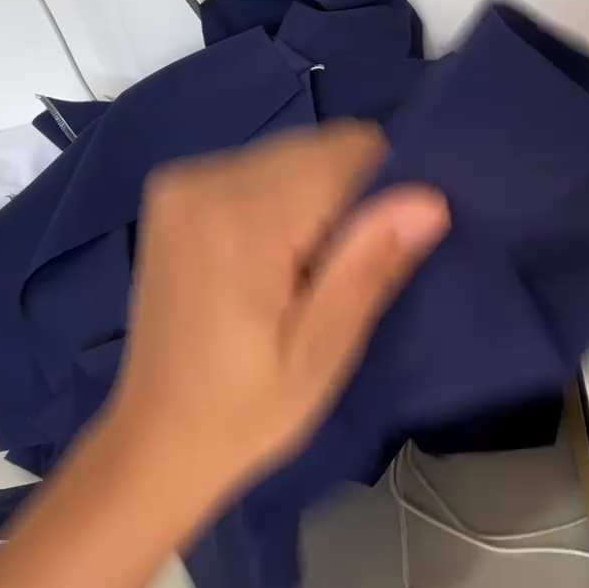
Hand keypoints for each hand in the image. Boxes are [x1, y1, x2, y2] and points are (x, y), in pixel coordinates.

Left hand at [97, 121, 448, 536]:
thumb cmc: (249, 409)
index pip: (351, 152)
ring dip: (322, 203)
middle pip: (321, 148)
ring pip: (296, 156)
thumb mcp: (324, 350)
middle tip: (342, 278)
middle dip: (353, 199)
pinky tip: (280, 265)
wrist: (159, 439)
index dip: (387, 194)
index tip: (384, 256)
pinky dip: (289, 206)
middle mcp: (204, 179)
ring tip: (310, 276)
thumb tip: (430, 199)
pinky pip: (264, 172)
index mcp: (241, 219)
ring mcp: (182, 183)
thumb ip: (371, 266)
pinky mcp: (176, 195)